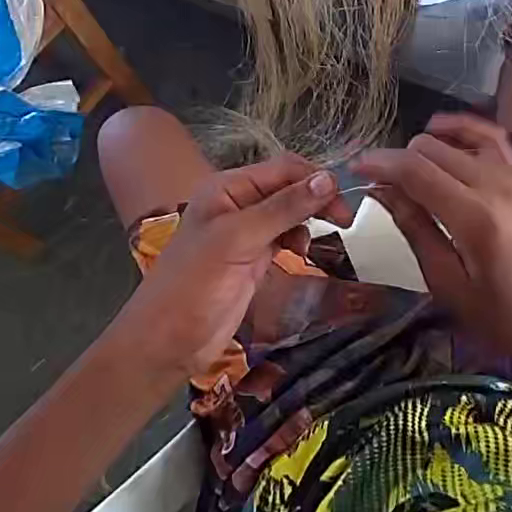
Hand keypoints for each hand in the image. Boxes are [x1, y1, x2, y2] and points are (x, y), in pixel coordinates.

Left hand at [106, 155, 352, 381]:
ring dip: (309, 220)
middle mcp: (237, 202)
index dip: (314, 178)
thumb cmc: (195, 284)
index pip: (282, 169)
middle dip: (316, 198)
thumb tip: (328, 178)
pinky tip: (302, 252)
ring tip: (324, 238)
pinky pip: (283, 237)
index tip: (344, 199)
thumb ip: (284, 208)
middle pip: (288, 188)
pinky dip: (298, 240)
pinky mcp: (252, 258)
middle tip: (345, 221)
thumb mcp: (239, 239)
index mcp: (227, 187)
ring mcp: (245, 232)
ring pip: (289, 213)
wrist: (166, 343)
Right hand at [354, 113, 511, 391]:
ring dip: (424, 148)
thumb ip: (415, 228)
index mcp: (474, 217)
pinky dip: (462, 128)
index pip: (415, 170)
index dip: (380, 164)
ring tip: (406, 169)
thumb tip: (382, 190)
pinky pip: (489, 137)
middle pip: (431, 150)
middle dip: (398, 161)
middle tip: (382, 186)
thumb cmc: (500, 316)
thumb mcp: (446, 282)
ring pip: (455, 139)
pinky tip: (439, 130)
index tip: (356, 169)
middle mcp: (495, 186)